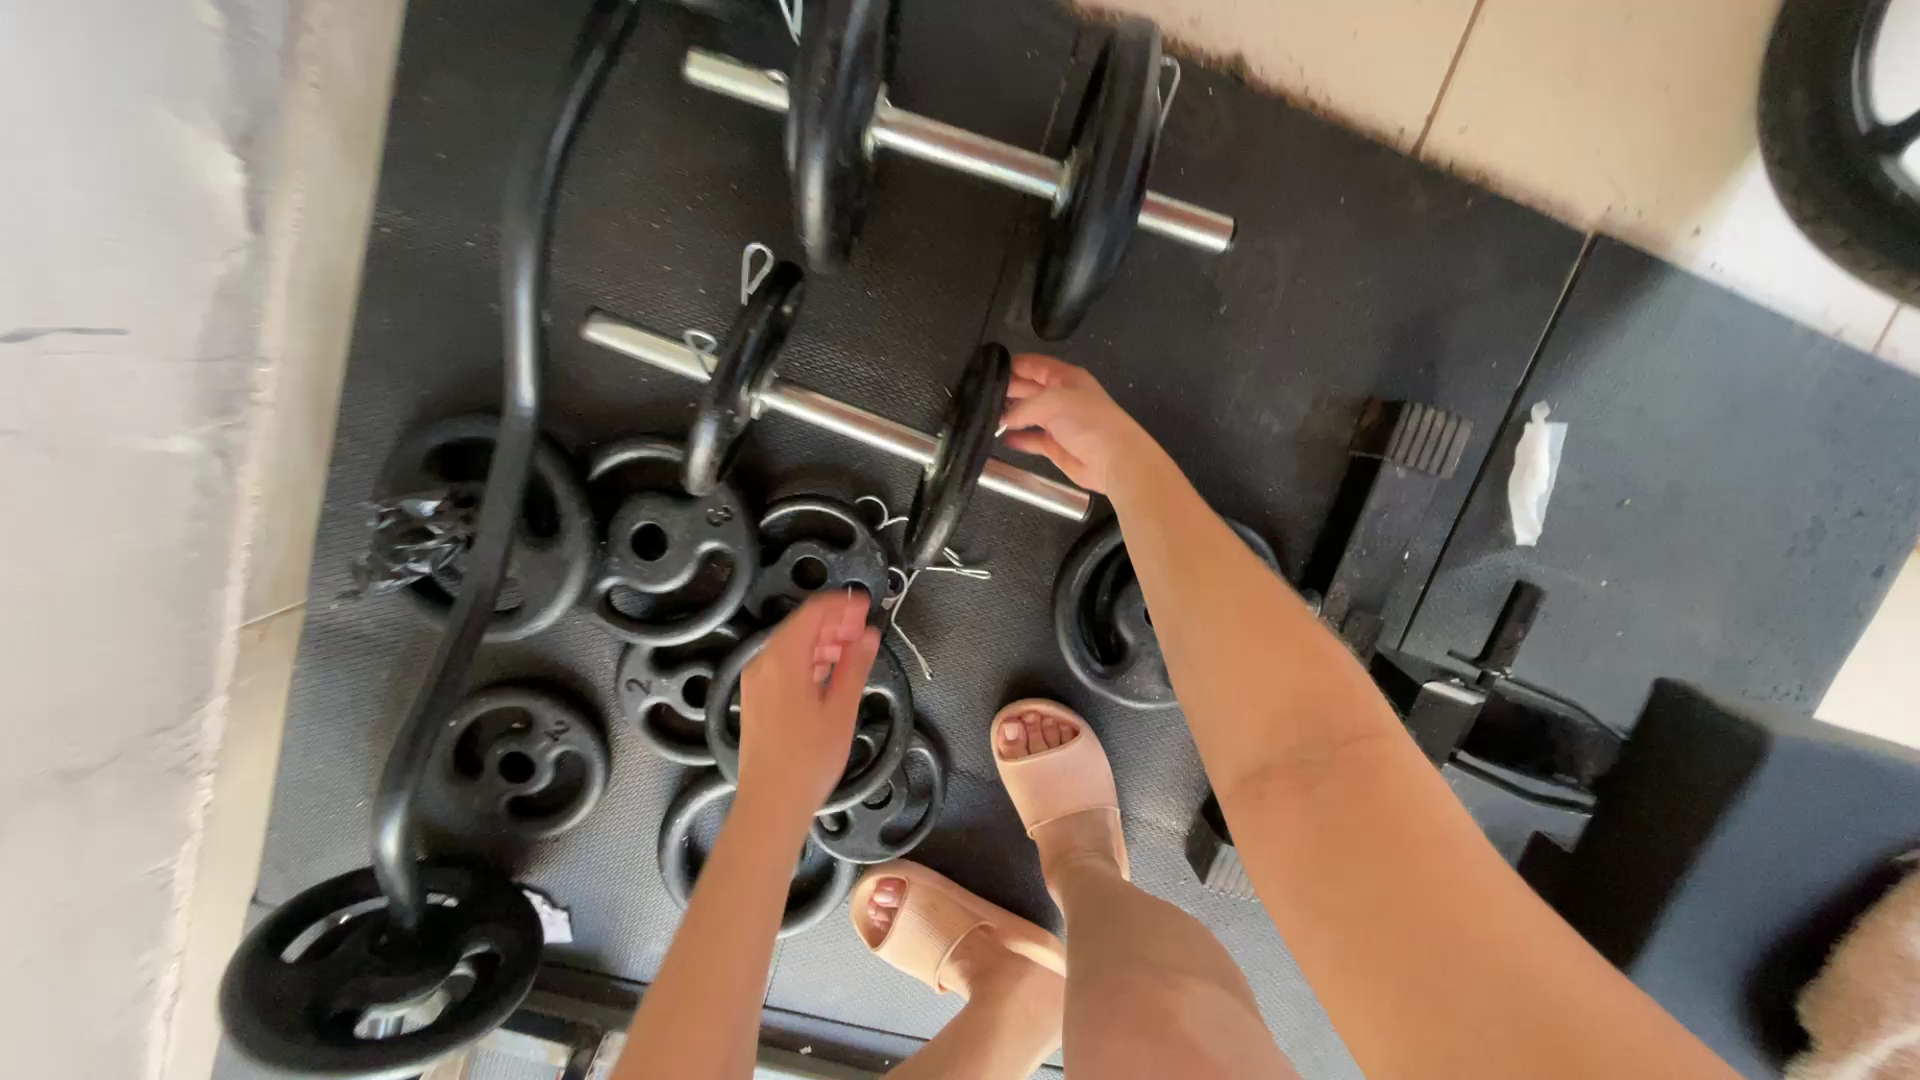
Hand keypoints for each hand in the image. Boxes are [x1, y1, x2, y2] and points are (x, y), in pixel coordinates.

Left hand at [737, 588, 881, 818]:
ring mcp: (757, 681)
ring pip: (793, 645)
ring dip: (824, 641)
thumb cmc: (804, 762)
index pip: (813, 612)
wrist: (770, 804)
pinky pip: (784, 664)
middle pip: (801, 626)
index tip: (864, 604)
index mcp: (782, 660)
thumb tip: (867, 637)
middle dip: (835, 622)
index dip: (841, 604)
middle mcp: (762, 664)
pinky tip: (830, 671)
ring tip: (853, 650)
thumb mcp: (841, 709)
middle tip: (864, 628)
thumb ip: (855, 665)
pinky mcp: (757, 697)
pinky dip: (809, 659)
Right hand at [999, 353, 1161, 492]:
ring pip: (1027, 414)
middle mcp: (1061, 397)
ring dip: (1009, 415)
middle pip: (1028, 388)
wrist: (1113, 459)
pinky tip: (1001, 438)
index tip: (987, 369)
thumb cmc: (1088, 422)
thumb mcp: (1053, 402)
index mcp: (1065, 378)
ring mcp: (1058, 422)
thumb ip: (1024, 407)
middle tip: (980, 394)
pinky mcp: (1054, 446)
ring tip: (985, 416)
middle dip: (1007, 390)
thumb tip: (1003, 418)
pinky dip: (1017, 439)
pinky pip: (1031, 439)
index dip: (1012, 364)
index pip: (1034, 364)